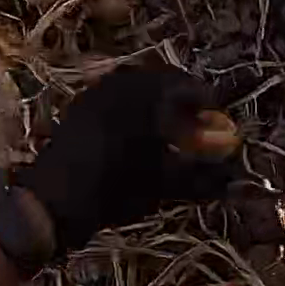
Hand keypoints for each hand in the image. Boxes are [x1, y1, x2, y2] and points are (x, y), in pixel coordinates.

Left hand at [16, 63, 233, 250]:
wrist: (50, 203)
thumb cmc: (114, 189)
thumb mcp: (165, 183)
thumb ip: (204, 172)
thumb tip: (234, 170)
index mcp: (147, 94)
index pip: (190, 86)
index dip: (208, 104)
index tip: (218, 124)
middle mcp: (123, 83)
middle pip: (166, 81)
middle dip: (186, 102)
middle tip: (197, 126)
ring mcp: (98, 92)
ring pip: (141, 88)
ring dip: (161, 104)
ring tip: (171, 132)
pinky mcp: (81, 106)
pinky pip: (118, 97)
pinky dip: (136, 110)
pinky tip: (140, 136)